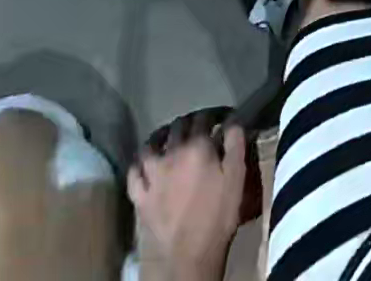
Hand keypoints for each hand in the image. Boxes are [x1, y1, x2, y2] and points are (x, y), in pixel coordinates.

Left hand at [128, 123, 245, 280]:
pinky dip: (138, 165)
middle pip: (177, 126)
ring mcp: (152, 174)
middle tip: (197, 126)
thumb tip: (232, 120)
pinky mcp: (140, 196)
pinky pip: (134, 173)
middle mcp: (171, 153)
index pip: (203, 118)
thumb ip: (236, 143)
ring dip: (159, 136)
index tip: (220, 118)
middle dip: (188, 121)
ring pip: (150, 145)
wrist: (190, 256)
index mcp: (197, 146)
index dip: (212, 114)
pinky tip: (143, 164)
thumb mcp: (237, 176)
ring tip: (166, 137)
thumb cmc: (218, 215)